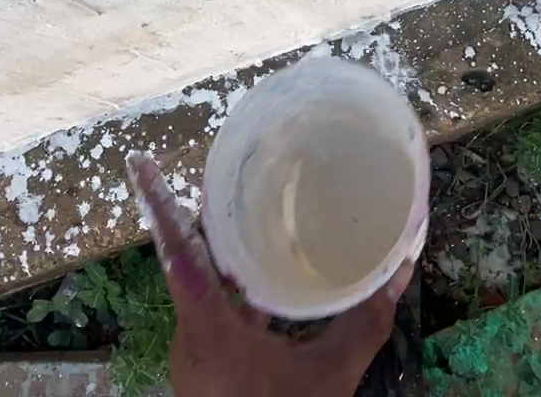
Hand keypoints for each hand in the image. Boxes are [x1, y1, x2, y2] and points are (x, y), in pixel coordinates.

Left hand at [125, 151, 409, 396]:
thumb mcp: (330, 378)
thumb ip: (365, 322)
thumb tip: (399, 268)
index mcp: (208, 330)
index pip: (175, 254)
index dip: (159, 207)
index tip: (141, 165)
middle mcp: (189, 337)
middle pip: (184, 261)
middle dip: (196, 215)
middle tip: (221, 173)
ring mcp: (193, 354)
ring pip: (198, 286)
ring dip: (216, 251)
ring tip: (245, 211)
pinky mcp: (204, 367)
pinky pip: (210, 308)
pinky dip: (229, 285)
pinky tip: (261, 278)